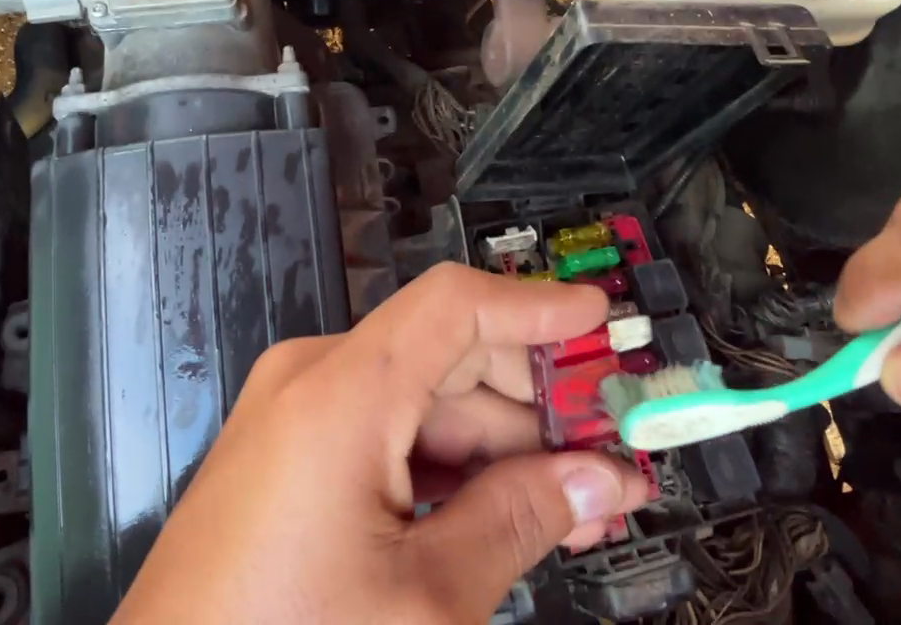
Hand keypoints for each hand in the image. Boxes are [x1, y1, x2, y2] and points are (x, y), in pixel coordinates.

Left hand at [112, 263, 652, 622]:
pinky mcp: (290, 456)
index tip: (601, 319)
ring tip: (577, 501)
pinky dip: (448, 466)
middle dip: (536, 404)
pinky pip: (386, 436)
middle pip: (448, 356)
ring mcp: (294, 417)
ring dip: (501, 446)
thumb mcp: (426, 597)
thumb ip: (520, 520)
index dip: (536, 306)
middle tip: (610, 452)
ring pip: (422, 403)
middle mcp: (311, 381)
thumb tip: (593, 477)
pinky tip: (507, 511)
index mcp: (340, 392)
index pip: (456, 305)